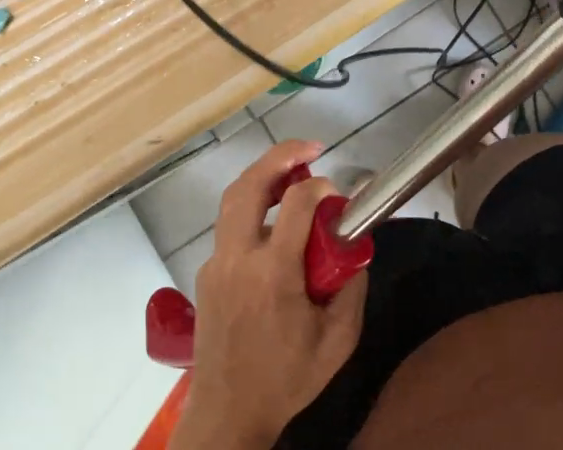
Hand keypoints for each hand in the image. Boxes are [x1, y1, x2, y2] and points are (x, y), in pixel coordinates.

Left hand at [170, 140, 366, 449]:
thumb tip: (355, 245)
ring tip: (293, 173)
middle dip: (280, 157)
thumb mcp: (339, 339)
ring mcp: (216, 265)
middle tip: (311, 147)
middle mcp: (238, 259)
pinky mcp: (208, 275)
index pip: (297, 203)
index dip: (323, 186)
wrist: (227, 415)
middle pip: (249, 186)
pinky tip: (277, 225)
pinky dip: (254, 210)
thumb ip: (353, 284)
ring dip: (262, 177)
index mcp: (272, 273)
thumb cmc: (287, 379)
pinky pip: (230, 228)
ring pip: (232, 200)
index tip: (340, 194)